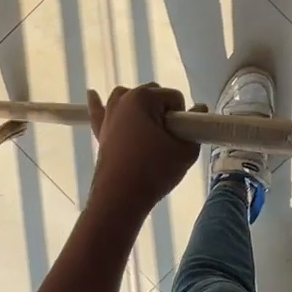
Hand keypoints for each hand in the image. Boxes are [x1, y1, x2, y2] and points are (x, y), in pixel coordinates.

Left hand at [85, 84, 197, 222]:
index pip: (174, 97)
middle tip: (167, 140)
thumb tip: (199, 109)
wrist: (120, 197)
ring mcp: (109, 113)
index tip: (178, 138)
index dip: (181, 118)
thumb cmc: (154, 171)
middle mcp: (124, 99)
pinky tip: (92, 94)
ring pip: (127, 97)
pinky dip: (97, 103)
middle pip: (153, 95)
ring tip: (149, 130)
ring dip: (140, 108)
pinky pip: (98, 110)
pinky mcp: (100, 129)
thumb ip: (195, 128)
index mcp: (144, 98)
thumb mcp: (185, 152)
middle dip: (163, 112)